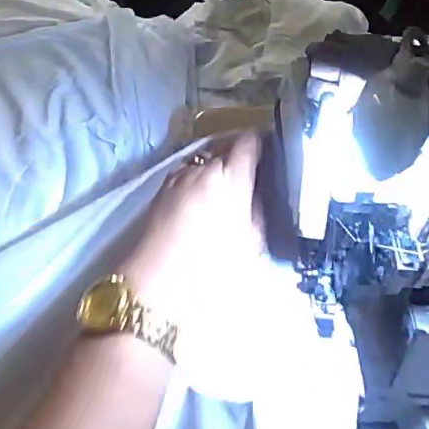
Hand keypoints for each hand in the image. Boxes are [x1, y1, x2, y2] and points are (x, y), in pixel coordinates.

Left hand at [119, 132, 262, 313]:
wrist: (158, 287)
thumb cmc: (213, 268)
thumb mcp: (251, 241)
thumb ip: (258, 209)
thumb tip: (258, 194)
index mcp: (231, 176)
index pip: (250, 142)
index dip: (262, 142)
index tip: (271, 149)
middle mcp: (203, 168)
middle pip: (226, 148)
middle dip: (238, 156)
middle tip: (251, 173)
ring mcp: (179, 176)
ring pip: (205, 161)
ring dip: (216, 168)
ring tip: (226, 188)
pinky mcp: (161, 188)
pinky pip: (188, 174)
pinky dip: (198, 180)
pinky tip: (204, 199)